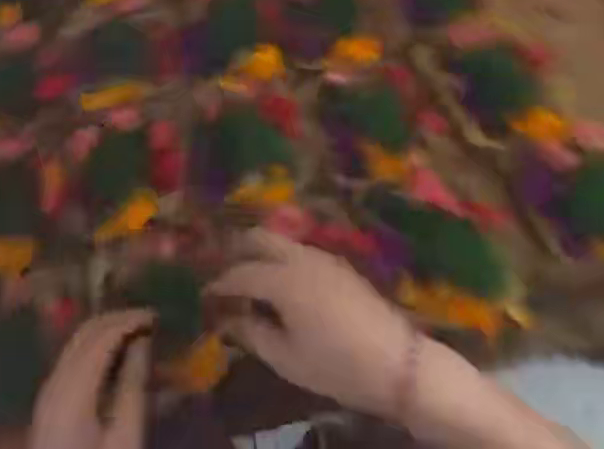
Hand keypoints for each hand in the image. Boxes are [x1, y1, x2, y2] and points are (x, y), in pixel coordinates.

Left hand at [29, 311, 152, 448]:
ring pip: (76, 344)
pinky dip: (95, 348)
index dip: (129, 320)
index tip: (157, 317)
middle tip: (150, 320)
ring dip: (106, 331)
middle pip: (85, 333)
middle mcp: (53, 384)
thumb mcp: (125, 441)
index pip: (102, 336)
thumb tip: (142, 342)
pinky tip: (116, 357)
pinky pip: (72, 360)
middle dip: (117, 320)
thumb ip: (133, 387)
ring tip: (137, 333)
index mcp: (71, 392)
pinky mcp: (48, 406)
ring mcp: (47, 395)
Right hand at [210, 230, 579, 448]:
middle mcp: (298, 257)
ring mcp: (320, 256)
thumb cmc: (338, 366)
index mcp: (282, 278)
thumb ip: (253, 333)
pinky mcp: (337, 264)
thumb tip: (228, 319)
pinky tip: (280, 284)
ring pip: (279, 241)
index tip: (203, 294)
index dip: (218, 284)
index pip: (239, 274)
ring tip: (248, 279)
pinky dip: (280, 258)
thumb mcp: (288, 359)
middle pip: (258, 238)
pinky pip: (297, 250)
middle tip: (222, 273)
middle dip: (236, 251)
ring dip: (259, 253)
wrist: (400, 363)